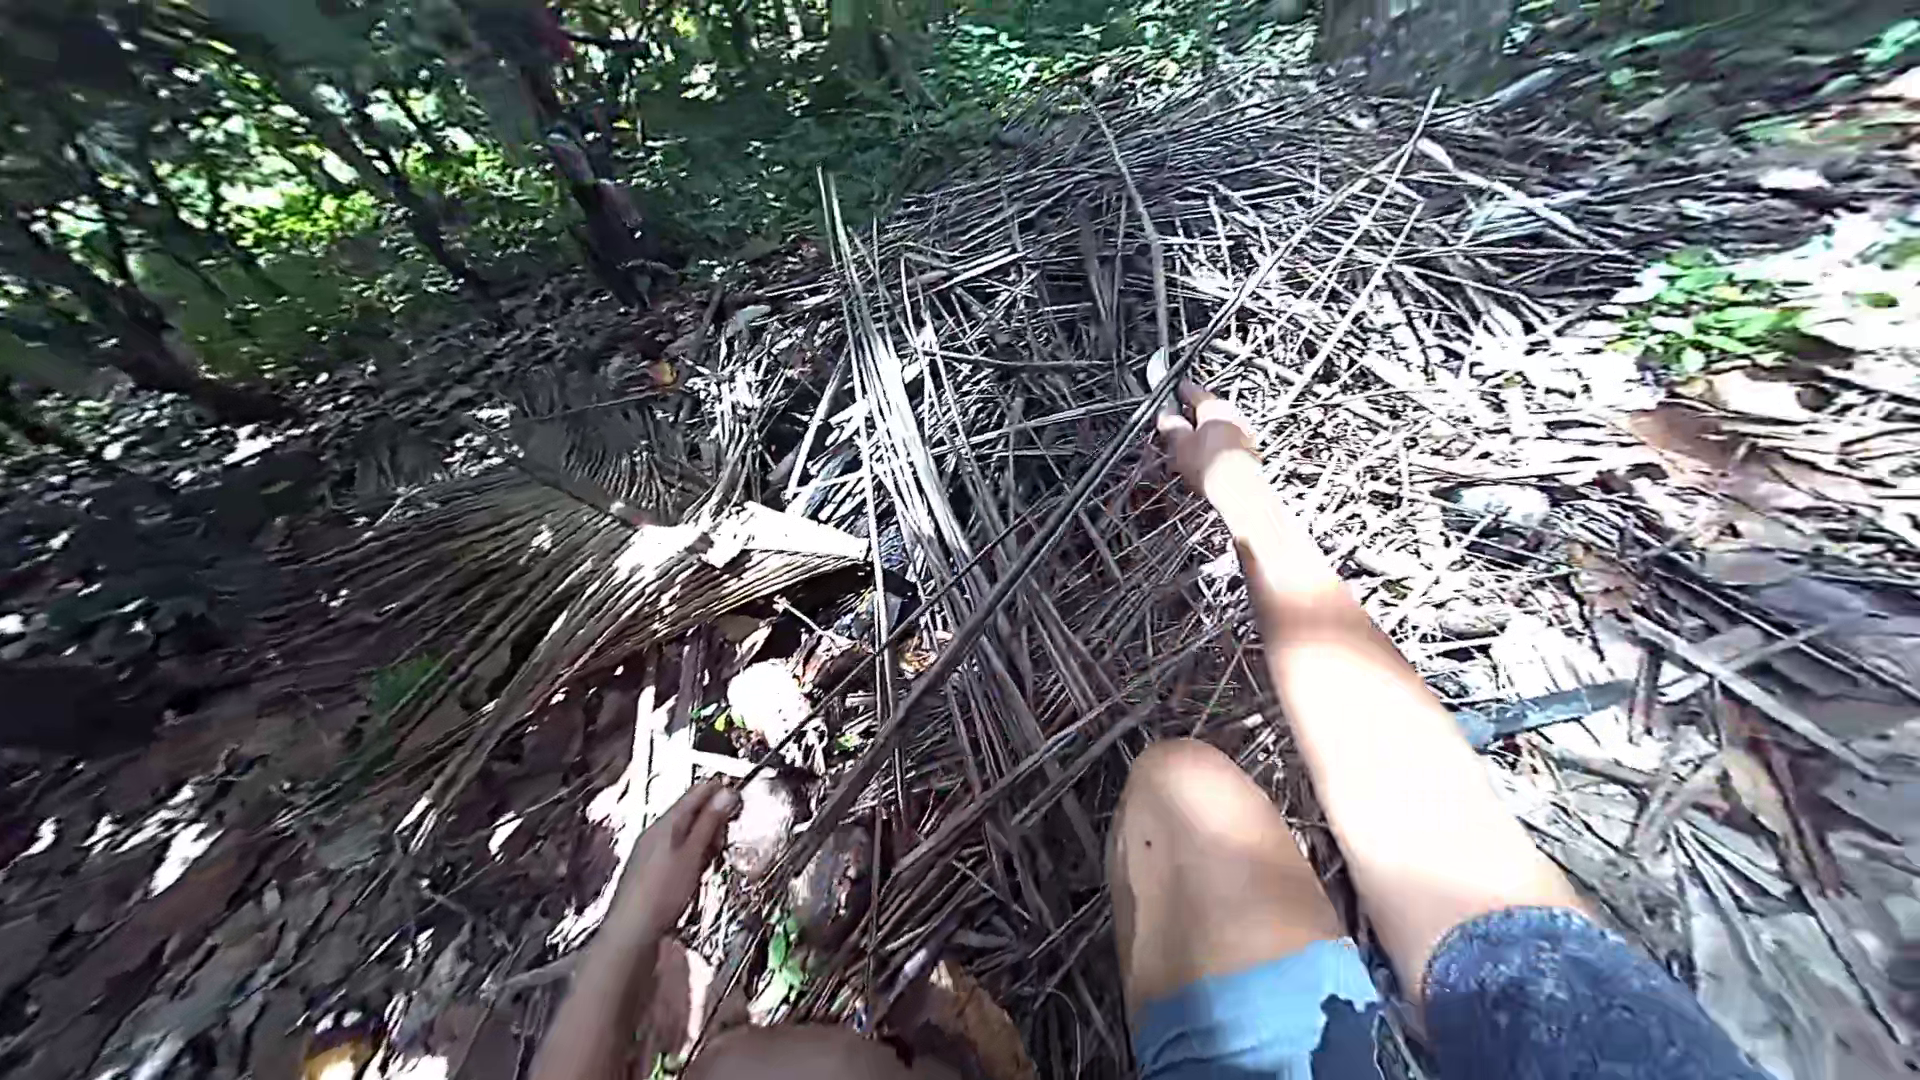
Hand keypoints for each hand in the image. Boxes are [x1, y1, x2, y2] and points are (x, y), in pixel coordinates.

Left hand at [604, 779, 740, 942]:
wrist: (629, 937)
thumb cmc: (662, 893)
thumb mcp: (693, 854)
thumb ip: (710, 822)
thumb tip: (727, 792)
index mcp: (667, 822)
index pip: (697, 791)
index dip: (719, 790)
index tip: (739, 798)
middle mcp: (656, 831)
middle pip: (692, 810)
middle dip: (713, 818)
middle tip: (725, 837)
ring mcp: (651, 849)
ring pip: (686, 830)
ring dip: (704, 837)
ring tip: (713, 855)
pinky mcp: (649, 867)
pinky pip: (677, 847)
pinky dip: (693, 851)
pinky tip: (697, 868)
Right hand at [1154, 381, 1260, 502]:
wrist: (1239, 491)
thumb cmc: (1209, 465)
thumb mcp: (1181, 444)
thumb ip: (1172, 426)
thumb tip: (1165, 414)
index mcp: (1214, 407)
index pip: (1193, 391)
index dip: (1179, 392)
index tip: (1171, 393)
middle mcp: (1232, 414)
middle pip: (1207, 409)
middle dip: (1190, 416)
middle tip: (1174, 426)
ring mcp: (1243, 431)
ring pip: (1216, 426)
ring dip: (1202, 432)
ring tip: (1186, 448)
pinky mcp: (1248, 450)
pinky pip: (1225, 441)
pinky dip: (1213, 445)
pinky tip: (1203, 460)